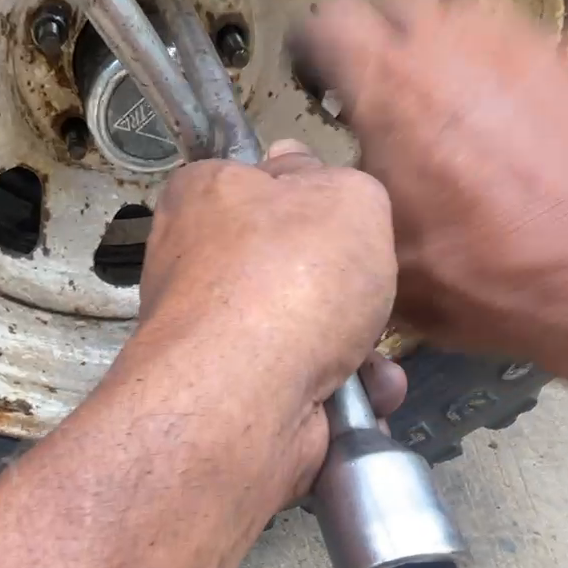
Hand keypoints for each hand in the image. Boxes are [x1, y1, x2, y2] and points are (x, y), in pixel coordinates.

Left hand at [125, 143, 404, 497]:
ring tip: (371, 367)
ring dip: (356, 354)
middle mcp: (196, 265)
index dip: (305, 196)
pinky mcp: (230, 395)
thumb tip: (296, 167)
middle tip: (366, 297)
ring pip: (303, 334)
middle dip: (346, 291)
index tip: (339, 220)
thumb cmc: (292, 276)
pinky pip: (298, 386)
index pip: (254, 180)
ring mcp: (211, 337)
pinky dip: (338, 396)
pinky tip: (363, 400)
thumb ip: (334, 180)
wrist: (242, 397)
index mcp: (203, 197)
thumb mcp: (343, 194)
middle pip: (289, 266)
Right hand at [290, 0, 567, 371]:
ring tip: (441, 108)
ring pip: (465, 15)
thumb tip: (318, 173)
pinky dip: (496, 75)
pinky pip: (521, 49)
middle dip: (379, 40)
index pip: (331, 20)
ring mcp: (527, 51)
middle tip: (379, 93)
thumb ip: (340, 196)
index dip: (313, 46)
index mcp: (393, 92)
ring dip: (439, 51)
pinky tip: (503, 129)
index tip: (315, 76)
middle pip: (400, 4)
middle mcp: (457, 51)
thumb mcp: (377, 253)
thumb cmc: (483, 277)